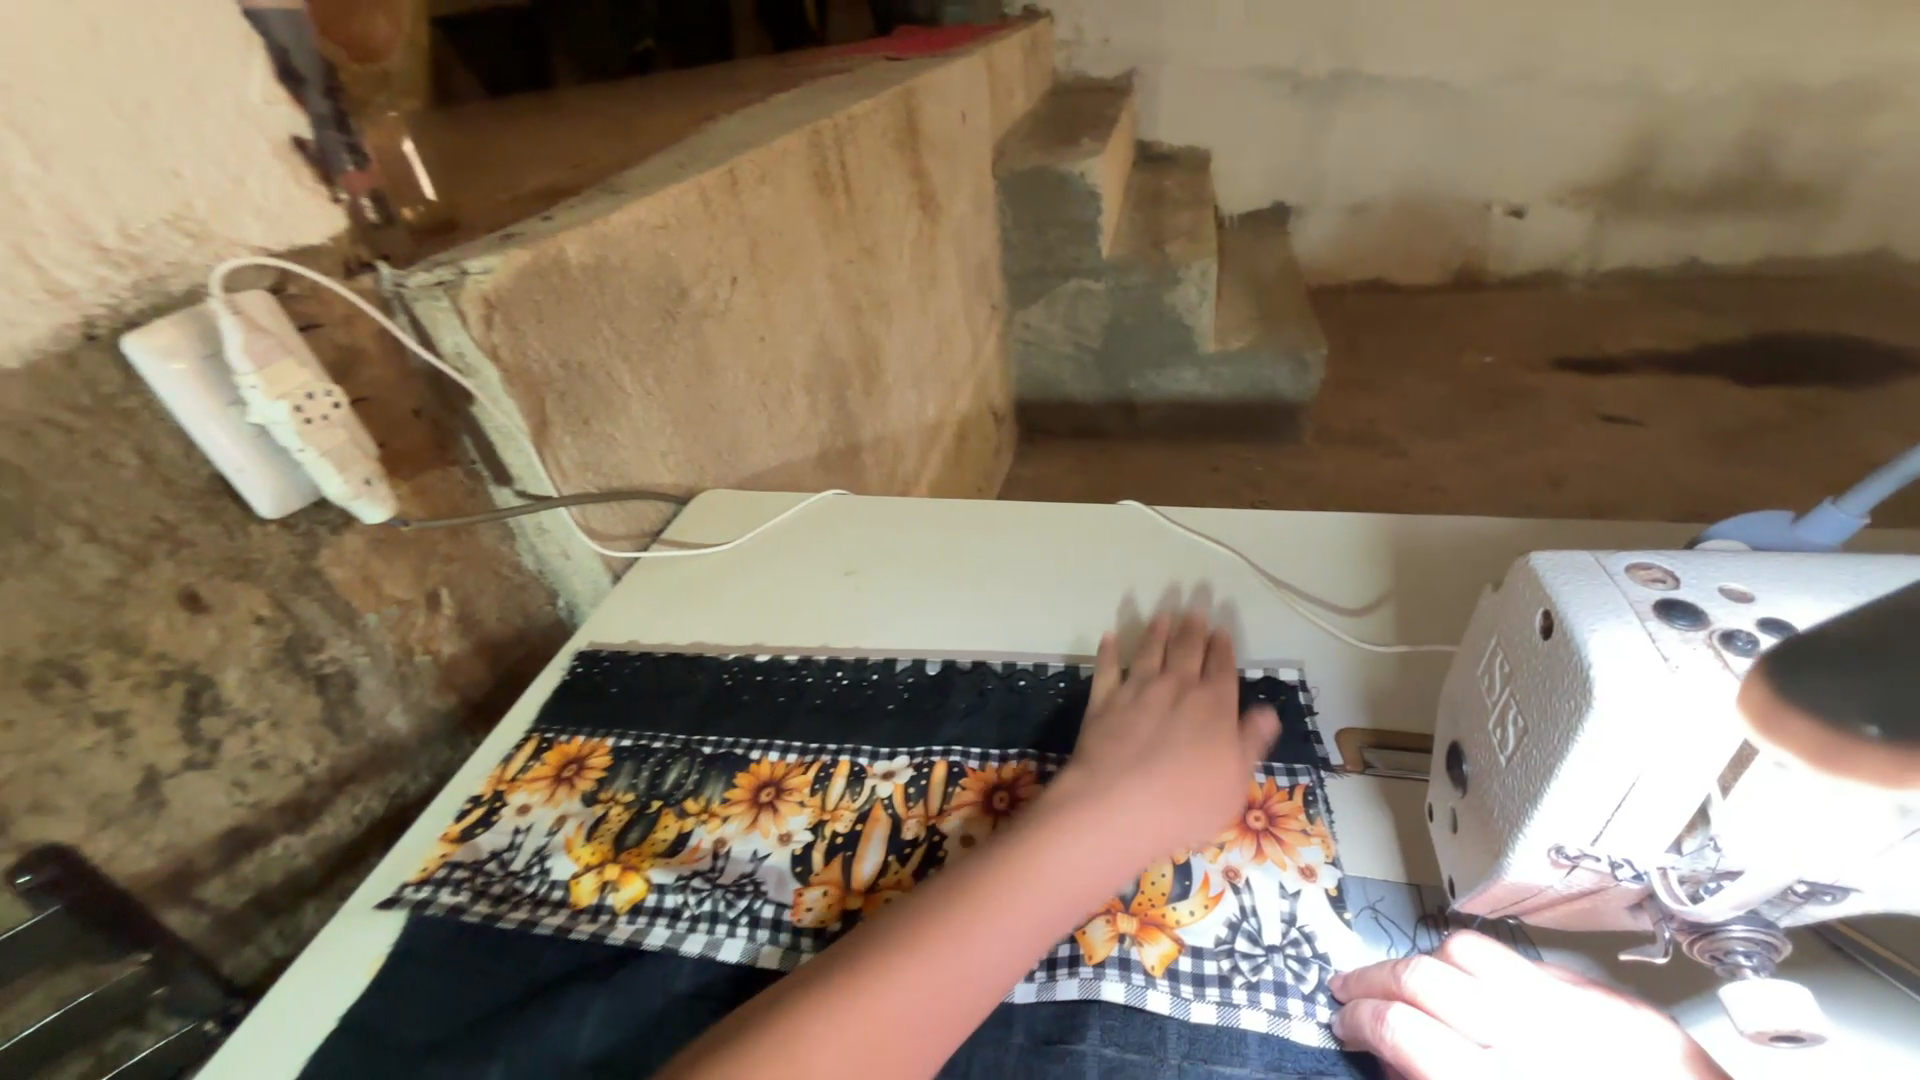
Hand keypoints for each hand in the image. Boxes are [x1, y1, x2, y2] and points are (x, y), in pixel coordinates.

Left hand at [1047, 612, 1280, 865]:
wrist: (1118, 805)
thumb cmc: (1186, 803)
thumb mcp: (1235, 780)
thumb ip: (1250, 741)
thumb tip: (1268, 711)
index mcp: (1214, 705)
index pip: (1222, 667)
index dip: (1222, 646)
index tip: (1221, 627)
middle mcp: (1176, 688)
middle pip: (1186, 649)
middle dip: (1193, 626)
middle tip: (1195, 604)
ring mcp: (1136, 690)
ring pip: (1149, 651)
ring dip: (1157, 631)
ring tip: (1163, 613)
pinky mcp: (1103, 701)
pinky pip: (1107, 668)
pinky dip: (1109, 651)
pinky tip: (1110, 637)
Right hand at [1331, 931, 1732, 1079]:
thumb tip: (1391, 1056)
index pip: (1403, 1029)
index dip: (1360, 1020)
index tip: (1344, 1024)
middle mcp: (1543, 1043)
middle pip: (1424, 977)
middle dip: (1372, 979)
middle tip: (1351, 992)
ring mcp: (1585, 1014)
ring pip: (1468, 950)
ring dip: (1424, 962)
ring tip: (1409, 982)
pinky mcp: (1618, 1004)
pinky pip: (1527, 964)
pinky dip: (1490, 973)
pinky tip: (1483, 993)